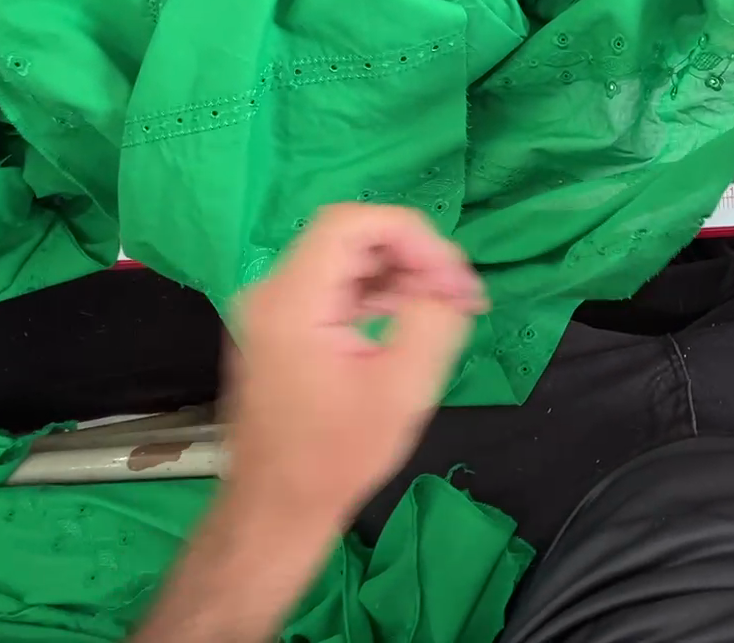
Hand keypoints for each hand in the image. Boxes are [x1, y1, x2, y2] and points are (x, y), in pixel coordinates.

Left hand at [223, 205, 484, 527]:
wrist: (276, 511)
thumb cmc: (336, 457)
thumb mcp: (401, 390)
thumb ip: (432, 321)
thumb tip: (448, 285)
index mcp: (293, 300)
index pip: (353, 223)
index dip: (412, 235)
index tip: (450, 276)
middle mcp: (275, 291)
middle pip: (355, 235)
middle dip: (415, 254)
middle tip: (458, 293)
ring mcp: (278, 306)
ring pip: (352, 256)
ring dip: (404, 270)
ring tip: (447, 304)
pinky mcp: (287, 323)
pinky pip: (342, 282)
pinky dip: (384, 289)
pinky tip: (415, 315)